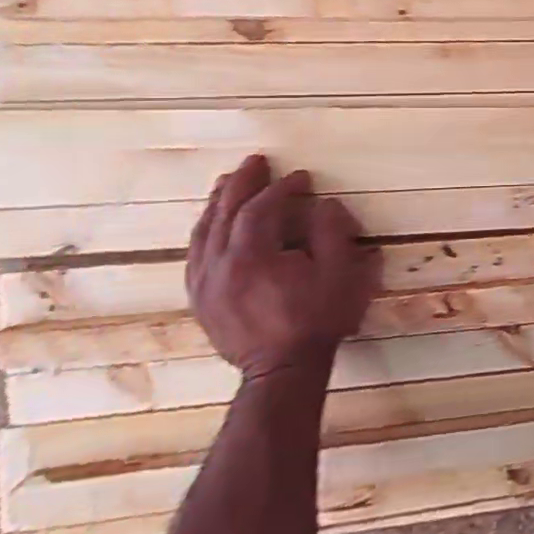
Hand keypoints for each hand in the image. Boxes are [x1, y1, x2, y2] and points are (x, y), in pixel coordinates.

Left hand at [186, 154, 379, 379]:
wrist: (282, 370)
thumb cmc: (317, 321)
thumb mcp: (339, 275)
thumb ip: (332, 234)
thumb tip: (325, 205)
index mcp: (252, 257)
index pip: (261, 209)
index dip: (281, 188)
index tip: (301, 177)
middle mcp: (218, 265)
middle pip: (224, 212)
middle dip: (242, 184)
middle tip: (256, 162)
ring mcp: (203, 283)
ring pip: (203, 232)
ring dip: (219, 203)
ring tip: (228, 183)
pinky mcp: (200, 299)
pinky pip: (194, 254)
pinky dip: (205, 230)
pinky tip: (212, 224)